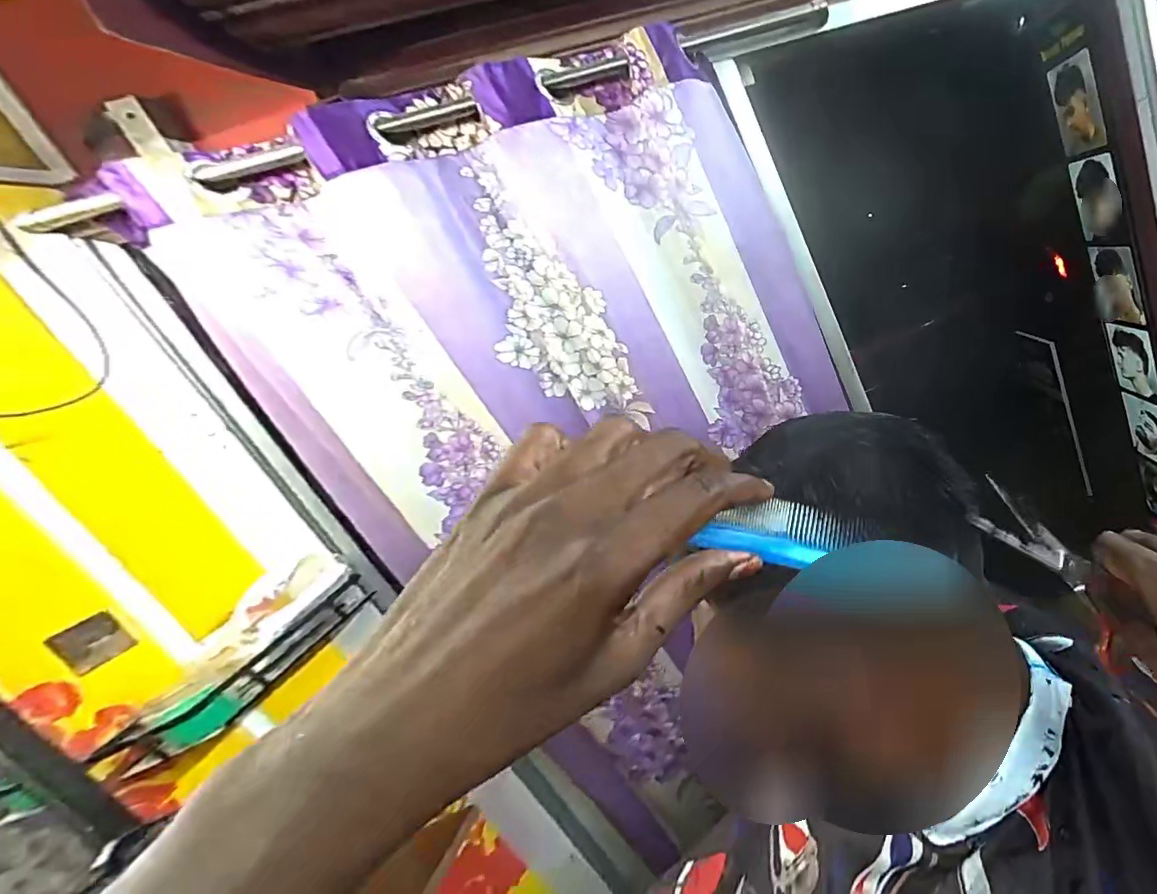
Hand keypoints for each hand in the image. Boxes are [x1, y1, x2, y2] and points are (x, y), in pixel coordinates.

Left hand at [314, 420, 771, 803]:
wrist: (397, 722)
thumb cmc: (518, 707)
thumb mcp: (615, 663)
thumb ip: (681, 595)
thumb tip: (741, 555)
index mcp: (605, 561)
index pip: (693, 495)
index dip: (737, 486)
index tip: (759, 491)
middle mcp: (570, 512)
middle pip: (660, 449)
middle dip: (705, 458)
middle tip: (717, 486)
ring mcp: (524, 495)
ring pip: (610, 433)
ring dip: (649, 449)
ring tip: (658, 481)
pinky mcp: (489, 495)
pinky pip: (545, 440)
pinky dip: (579, 447)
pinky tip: (585, 480)